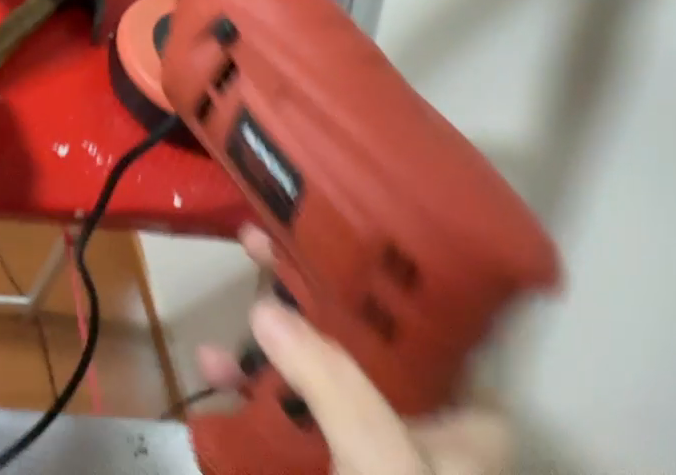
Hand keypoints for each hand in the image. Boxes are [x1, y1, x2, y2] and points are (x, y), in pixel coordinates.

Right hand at [198, 227, 511, 474]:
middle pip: (361, 335)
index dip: (386, 269)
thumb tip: (266, 309)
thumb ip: (333, 382)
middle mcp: (419, 421)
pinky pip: (286, 410)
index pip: (433, 321)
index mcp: (462, 416)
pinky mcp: (324, 463)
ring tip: (231, 299)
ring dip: (269, 336)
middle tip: (263, 239)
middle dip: (307, 289)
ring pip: (316, 368)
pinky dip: (249, 386)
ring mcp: (369, 445)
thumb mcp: (384, 461)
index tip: (335, 223)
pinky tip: (212, 370)